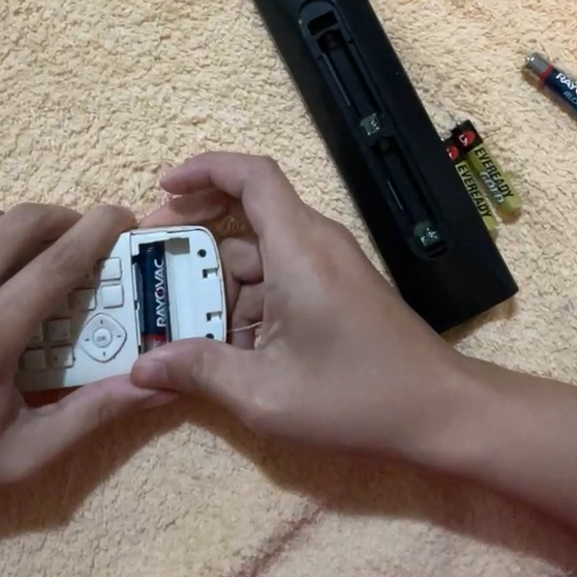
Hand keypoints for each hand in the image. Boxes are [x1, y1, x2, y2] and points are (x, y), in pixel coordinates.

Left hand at [0, 203, 170, 517]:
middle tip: (73, 240)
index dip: (102, 227)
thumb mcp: (17, 457)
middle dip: (62, 220)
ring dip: (11, 229)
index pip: (63, 258)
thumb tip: (160, 386)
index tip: (123, 215)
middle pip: (25, 220)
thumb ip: (92, 415)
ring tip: (16, 258)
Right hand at [129, 153, 473, 457]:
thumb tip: (141, 366)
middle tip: (151, 261)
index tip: (163, 187)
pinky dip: (248, 298)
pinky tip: (225, 344)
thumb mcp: (266, 393)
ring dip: (220, 280)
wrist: (435, 407)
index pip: (253, 176)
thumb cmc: (355, 394)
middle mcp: (314, 242)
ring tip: (176, 320)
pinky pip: (281, 275)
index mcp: (299, 247)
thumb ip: (200, 372)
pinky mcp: (335, 286)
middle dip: (197, 233)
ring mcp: (328, 263)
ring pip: (261, 252)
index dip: (205, 169)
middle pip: (249, 214)